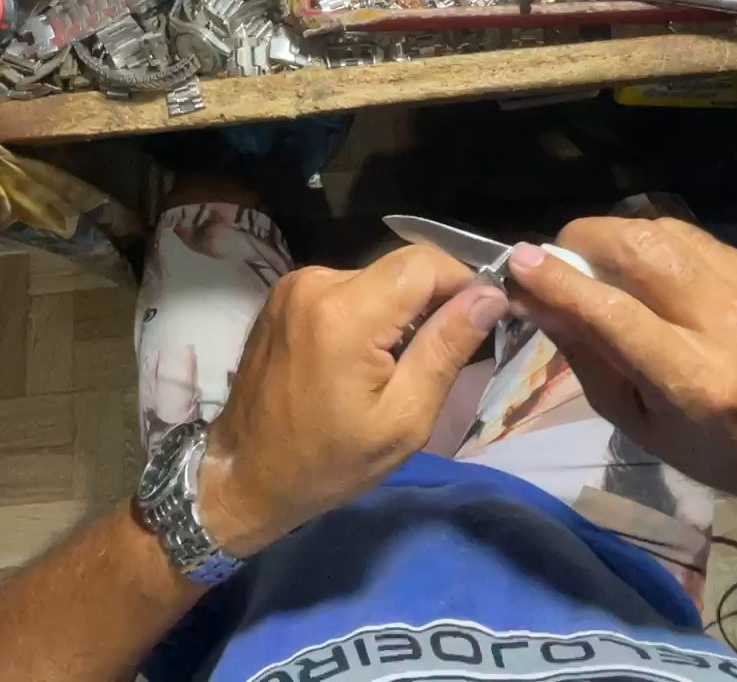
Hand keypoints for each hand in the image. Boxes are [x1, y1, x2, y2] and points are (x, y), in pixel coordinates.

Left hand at [198, 246, 507, 555]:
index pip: (424, 262)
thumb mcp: (404, 418)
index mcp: (345, 313)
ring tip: (403, 358)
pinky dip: (370, 308)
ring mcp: (296, 283)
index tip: (483, 315)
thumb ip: (446, 348)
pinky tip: (367, 352)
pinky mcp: (286, 292)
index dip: (463, 281)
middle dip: (434, 296)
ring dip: (401, 305)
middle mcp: (316, 282)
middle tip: (448, 346)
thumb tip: (491, 295)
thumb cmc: (328, 462)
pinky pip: (348, 285)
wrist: (245, 474)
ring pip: (377, 275)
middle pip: (401, 266)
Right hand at [506, 217, 736, 500]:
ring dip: (619, 238)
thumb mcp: (627, 414)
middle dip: (587, 239)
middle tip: (560, 254)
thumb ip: (579, 349)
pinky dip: (659, 247)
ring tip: (604, 263)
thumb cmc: (702, 444)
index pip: (615, 314)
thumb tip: (528, 294)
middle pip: (645, 251)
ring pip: (666, 232)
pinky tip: (654, 274)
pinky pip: (695, 239)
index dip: (561, 281)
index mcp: (698, 385)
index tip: (518, 260)